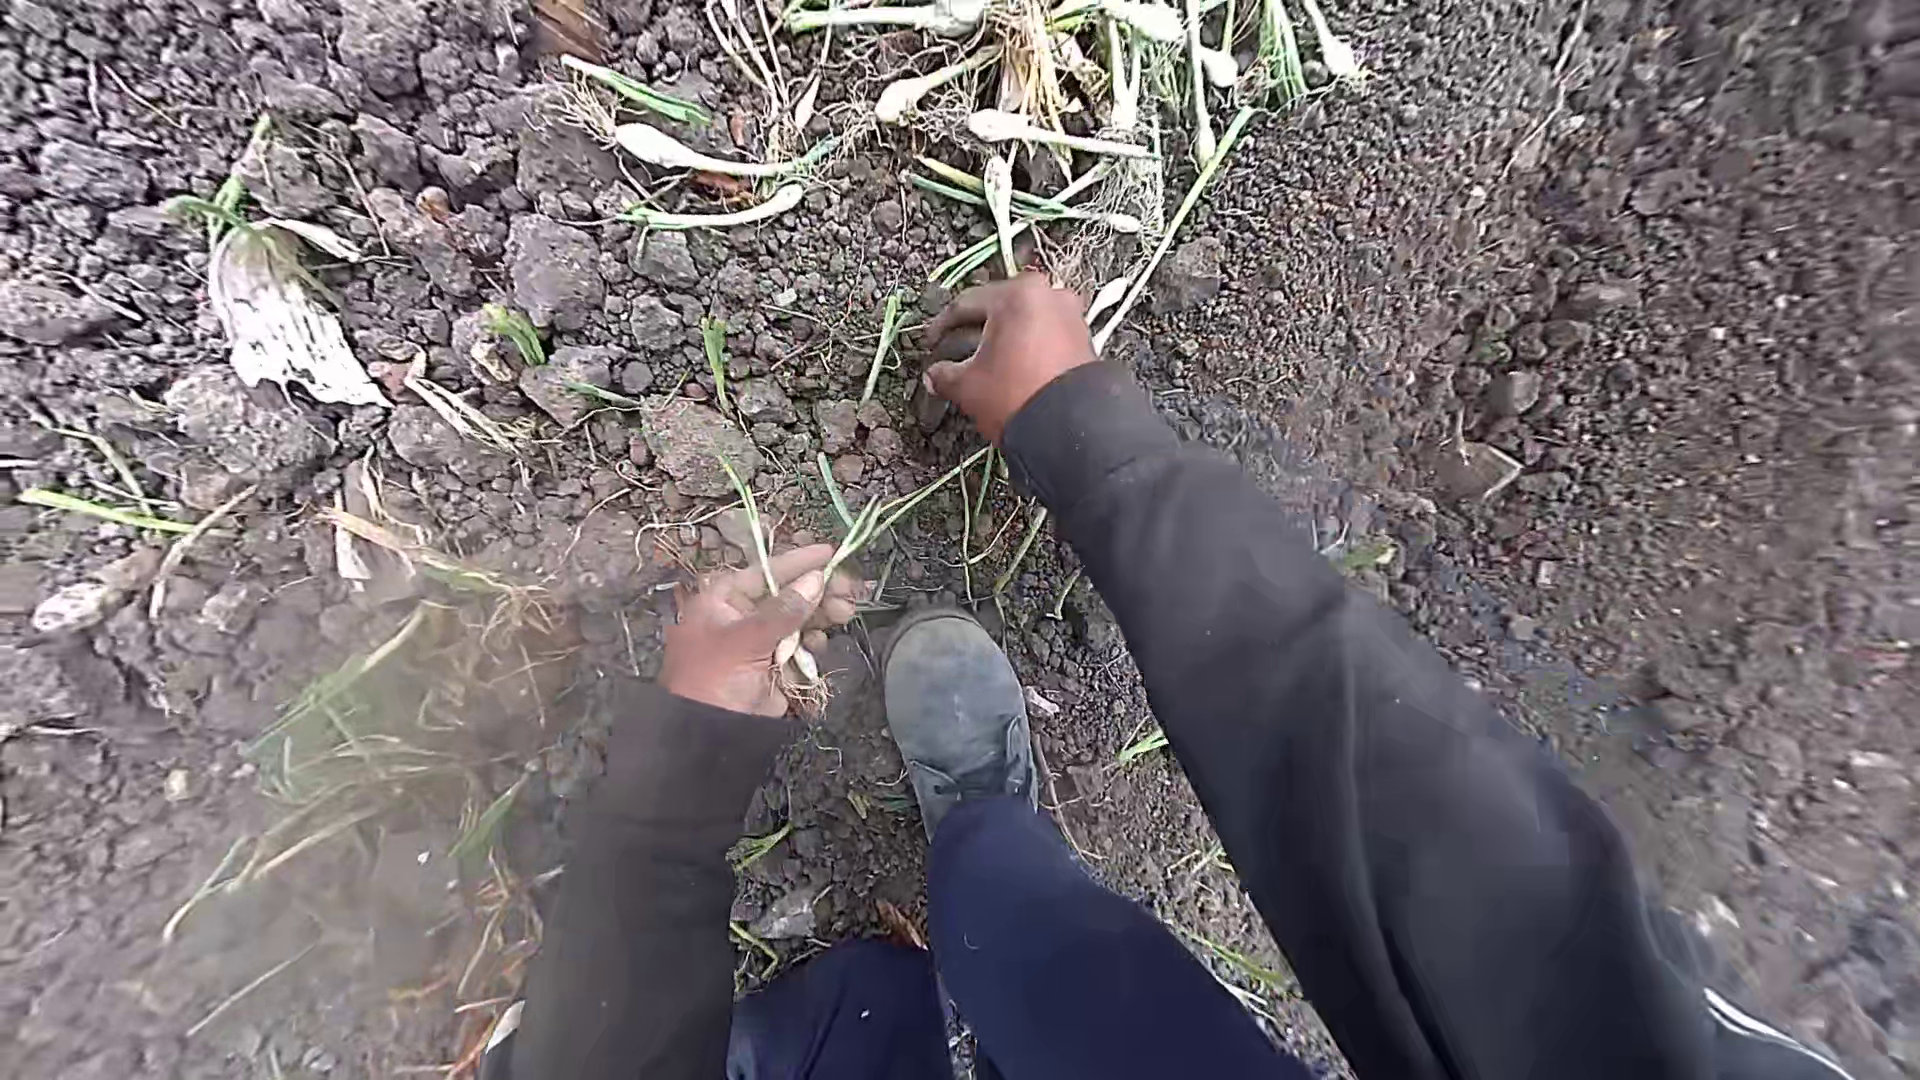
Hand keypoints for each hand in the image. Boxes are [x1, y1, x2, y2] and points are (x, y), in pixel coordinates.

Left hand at [661, 545, 863, 716]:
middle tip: (849, 590)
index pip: (767, 571)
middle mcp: (744, 614)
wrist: (706, 737)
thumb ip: (784, 610)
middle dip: (820, 591)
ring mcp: (762, 639)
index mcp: (724, 600)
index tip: (831, 553)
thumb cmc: (714, 680)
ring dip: (824, 614)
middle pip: (790, 593)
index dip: (800, 561)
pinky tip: (821, 642)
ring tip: (845, 613)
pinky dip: (815, 641)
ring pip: (801, 617)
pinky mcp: (776, 662)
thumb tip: (816, 580)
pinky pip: (802, 643)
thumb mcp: (745, 640)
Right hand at [922, 272, 1097, 441]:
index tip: (932, 343)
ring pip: (1023, 324)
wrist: (1069, 428)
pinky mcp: (1083, 341)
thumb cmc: (1018, 397)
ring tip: (983, 366)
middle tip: (954, 352)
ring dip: (1000, 342)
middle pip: (998, 311)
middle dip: (973, 333)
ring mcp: (1070, 317)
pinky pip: (1044, 338)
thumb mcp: (968, 386)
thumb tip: (934, 376)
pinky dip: (1025, 351)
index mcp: (1017, 294)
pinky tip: (1011, 372)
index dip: (942, 326)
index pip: (966, 304)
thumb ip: (944, 375)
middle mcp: (1048, 295)